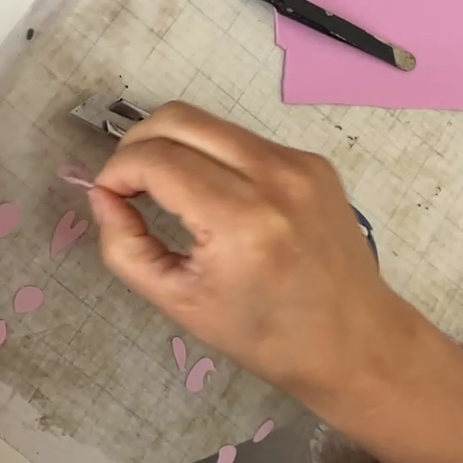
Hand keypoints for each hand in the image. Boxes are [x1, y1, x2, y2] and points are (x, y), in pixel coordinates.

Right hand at [90, 102, 462, 462]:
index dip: (116, 171)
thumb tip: (103, 195)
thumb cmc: (264, 335)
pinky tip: (208, 190)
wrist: (359, 344)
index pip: (156, 160)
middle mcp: (273, 176)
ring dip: (169, 144)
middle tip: (127, 182)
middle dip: (135, 144)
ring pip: (205, 120)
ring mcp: (297, 161)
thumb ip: (124, 247)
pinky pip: (236, 136)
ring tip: (161, 184)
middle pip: (176, 119)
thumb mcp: (177, 302)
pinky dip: (205, 152)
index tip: (108, 196)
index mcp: (241, 221)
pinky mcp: (310, 159)